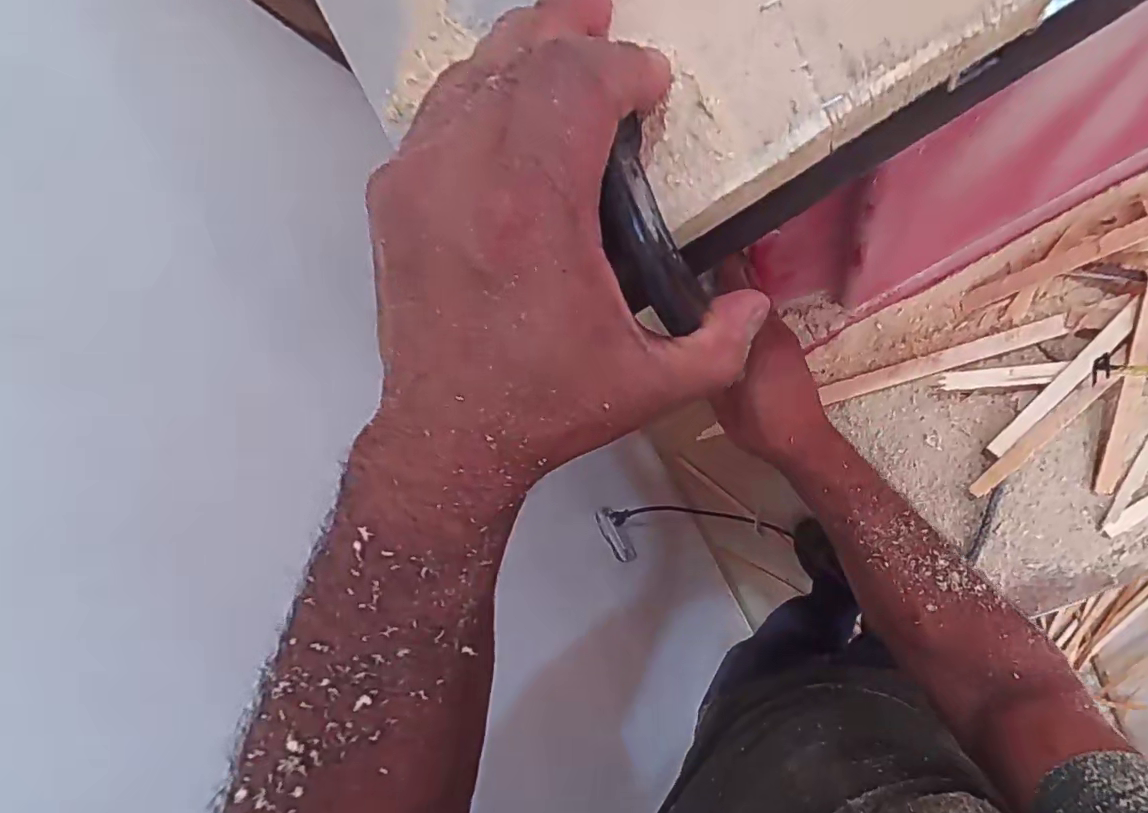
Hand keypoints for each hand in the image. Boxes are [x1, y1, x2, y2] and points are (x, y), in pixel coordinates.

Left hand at [364, 0, 771, 485]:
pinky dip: (480, 97)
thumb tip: (753, 305)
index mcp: (534, 210)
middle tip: (606, 20)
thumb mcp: (653, 387)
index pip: (577, 83)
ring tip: (559, 46)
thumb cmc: (548, 409)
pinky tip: (508, 111)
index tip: (654, 80)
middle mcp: (466, 174)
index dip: (624, 66)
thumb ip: (720, 346)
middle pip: (520, 57)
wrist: (454, 435)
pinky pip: (438, 115)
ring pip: (470, 74)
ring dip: (522, 53)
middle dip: (573, 31)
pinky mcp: (393, 199)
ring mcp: (418, 180)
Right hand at [709, 266, 835, 466]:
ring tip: (709, 306)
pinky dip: (748, 323)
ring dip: (737, 305)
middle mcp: (777, 330)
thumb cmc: (764, 425)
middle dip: (726, 283)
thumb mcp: (723, 400)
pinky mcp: (790, 354)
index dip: (720, 268)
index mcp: (760, 334)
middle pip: (749, 292)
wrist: (803, 444)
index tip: (700, 256)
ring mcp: (787, 340)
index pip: (740, 285)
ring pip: (757, 311)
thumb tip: (695, 342)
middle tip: (697, 279)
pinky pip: (764, 327)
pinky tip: (729, 335)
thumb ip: (710, 364)